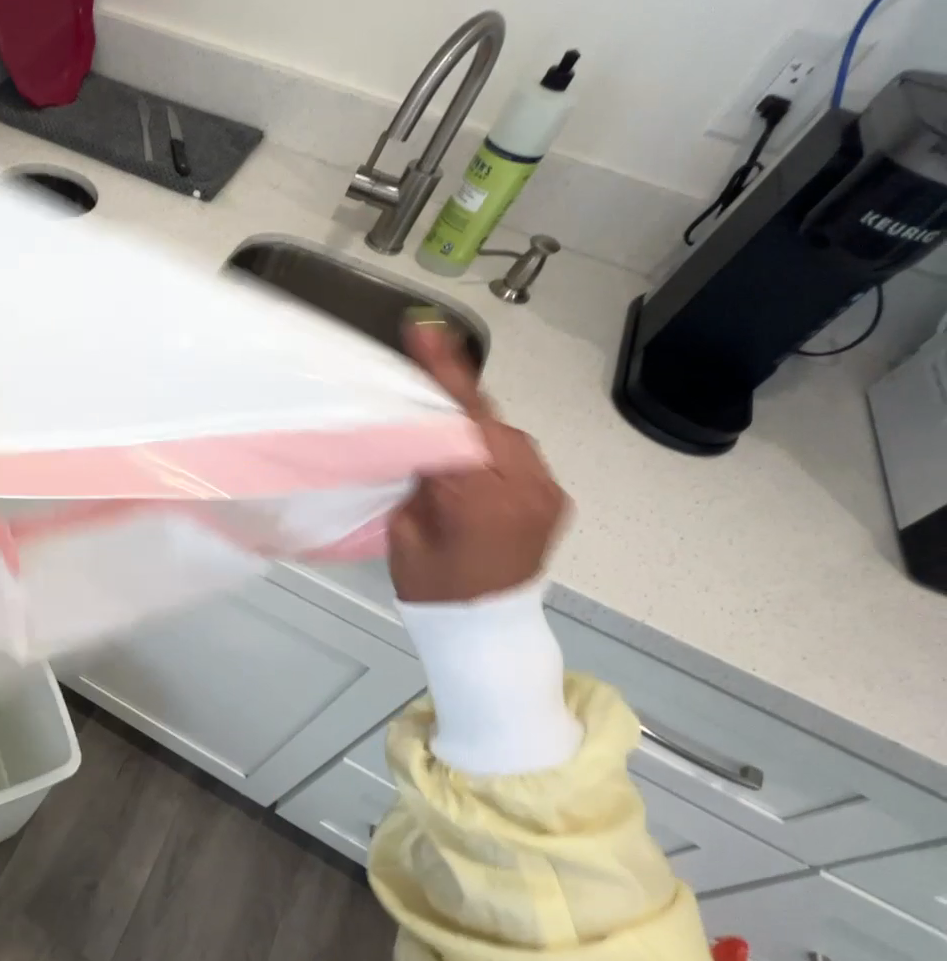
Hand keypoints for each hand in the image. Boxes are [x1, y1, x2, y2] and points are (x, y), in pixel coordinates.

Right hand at [389, 322, 569, 603]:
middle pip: (486, 421)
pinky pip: (517, 454)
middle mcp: (528, 487)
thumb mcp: (406, 529)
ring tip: (437, 418)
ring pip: (504, 434)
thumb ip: (419, 477)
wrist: (487, 630)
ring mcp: (548, 491)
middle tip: (424, 356)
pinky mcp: (554, 496)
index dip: (441, 375)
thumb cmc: (433, 587)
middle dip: (455, 392)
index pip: (459, 423)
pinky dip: (488, 444)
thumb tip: (419, 438)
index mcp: (482, 499)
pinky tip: (465, 452)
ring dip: (471, 422)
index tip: (425, 331)